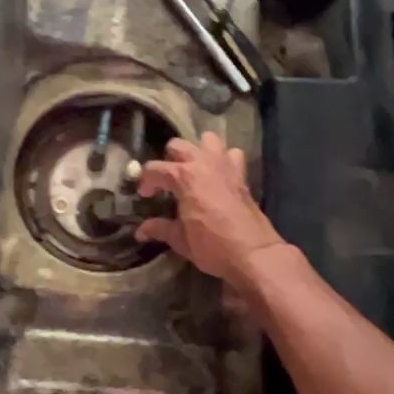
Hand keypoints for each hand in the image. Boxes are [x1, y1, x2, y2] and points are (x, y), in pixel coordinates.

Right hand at [135, 132, 287, 285]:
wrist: (253, 253)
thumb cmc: (212, 246)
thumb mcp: (181, 240)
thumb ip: (160, 229)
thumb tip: (141, 231)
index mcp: (183, 177)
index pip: (155, 169)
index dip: (145, 181)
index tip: (144, 195)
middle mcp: (203, 163)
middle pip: (178, 145)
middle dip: (168, 159)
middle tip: (167, 181)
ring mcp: (225, 165)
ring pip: (207, 139)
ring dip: (198, 150)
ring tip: (193, 169)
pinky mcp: (241, 174)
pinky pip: (232, 154)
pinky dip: (224, 158)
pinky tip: (219, 174)